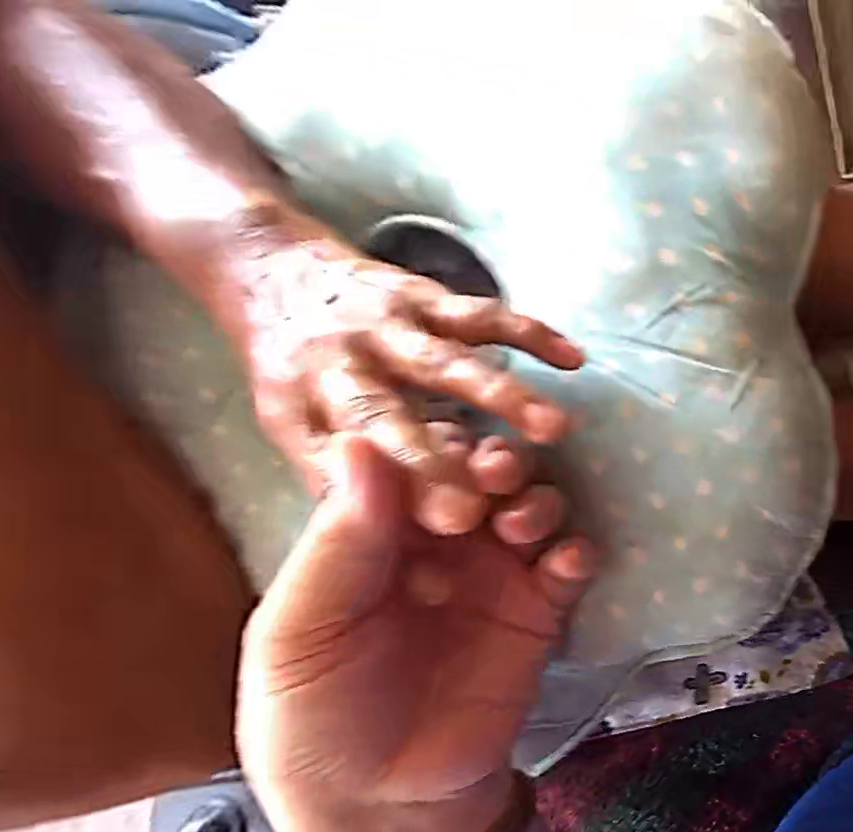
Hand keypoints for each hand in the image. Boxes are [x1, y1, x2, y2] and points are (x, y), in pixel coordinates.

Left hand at [232, 225, 586, 536]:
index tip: (460, 519)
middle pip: (394, 416)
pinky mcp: (429, 298)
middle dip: (455, 446)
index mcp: (317, 397)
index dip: (413, 476)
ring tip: (557, 429)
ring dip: (508, 394)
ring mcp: (394, 324)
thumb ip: (340, 476)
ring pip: (455, 360)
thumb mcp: (294, 428)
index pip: (366, 443)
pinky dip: (532, 336)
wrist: (277, 274)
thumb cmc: (300, 372)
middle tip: (498, 486)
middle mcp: (354, 358)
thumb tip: (391, 537)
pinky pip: (486, 316)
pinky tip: (575, 359)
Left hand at [237, 433, 594, 831]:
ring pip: (532, 508)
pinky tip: (567, 562)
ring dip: (538, 502)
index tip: (440, 470)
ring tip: (523, 527)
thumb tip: (364, 446)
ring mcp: (497, 576)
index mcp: (372, 536)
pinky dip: (577, 551)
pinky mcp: (542, 612)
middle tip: (496, 480)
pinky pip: (570, 566)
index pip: (408, 466)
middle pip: (480, 476)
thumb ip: (337, 545)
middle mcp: (441, 544)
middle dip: (494, 465)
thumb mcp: (300, 634)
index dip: (428, 455)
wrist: (387, 805)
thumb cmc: (320, 719)